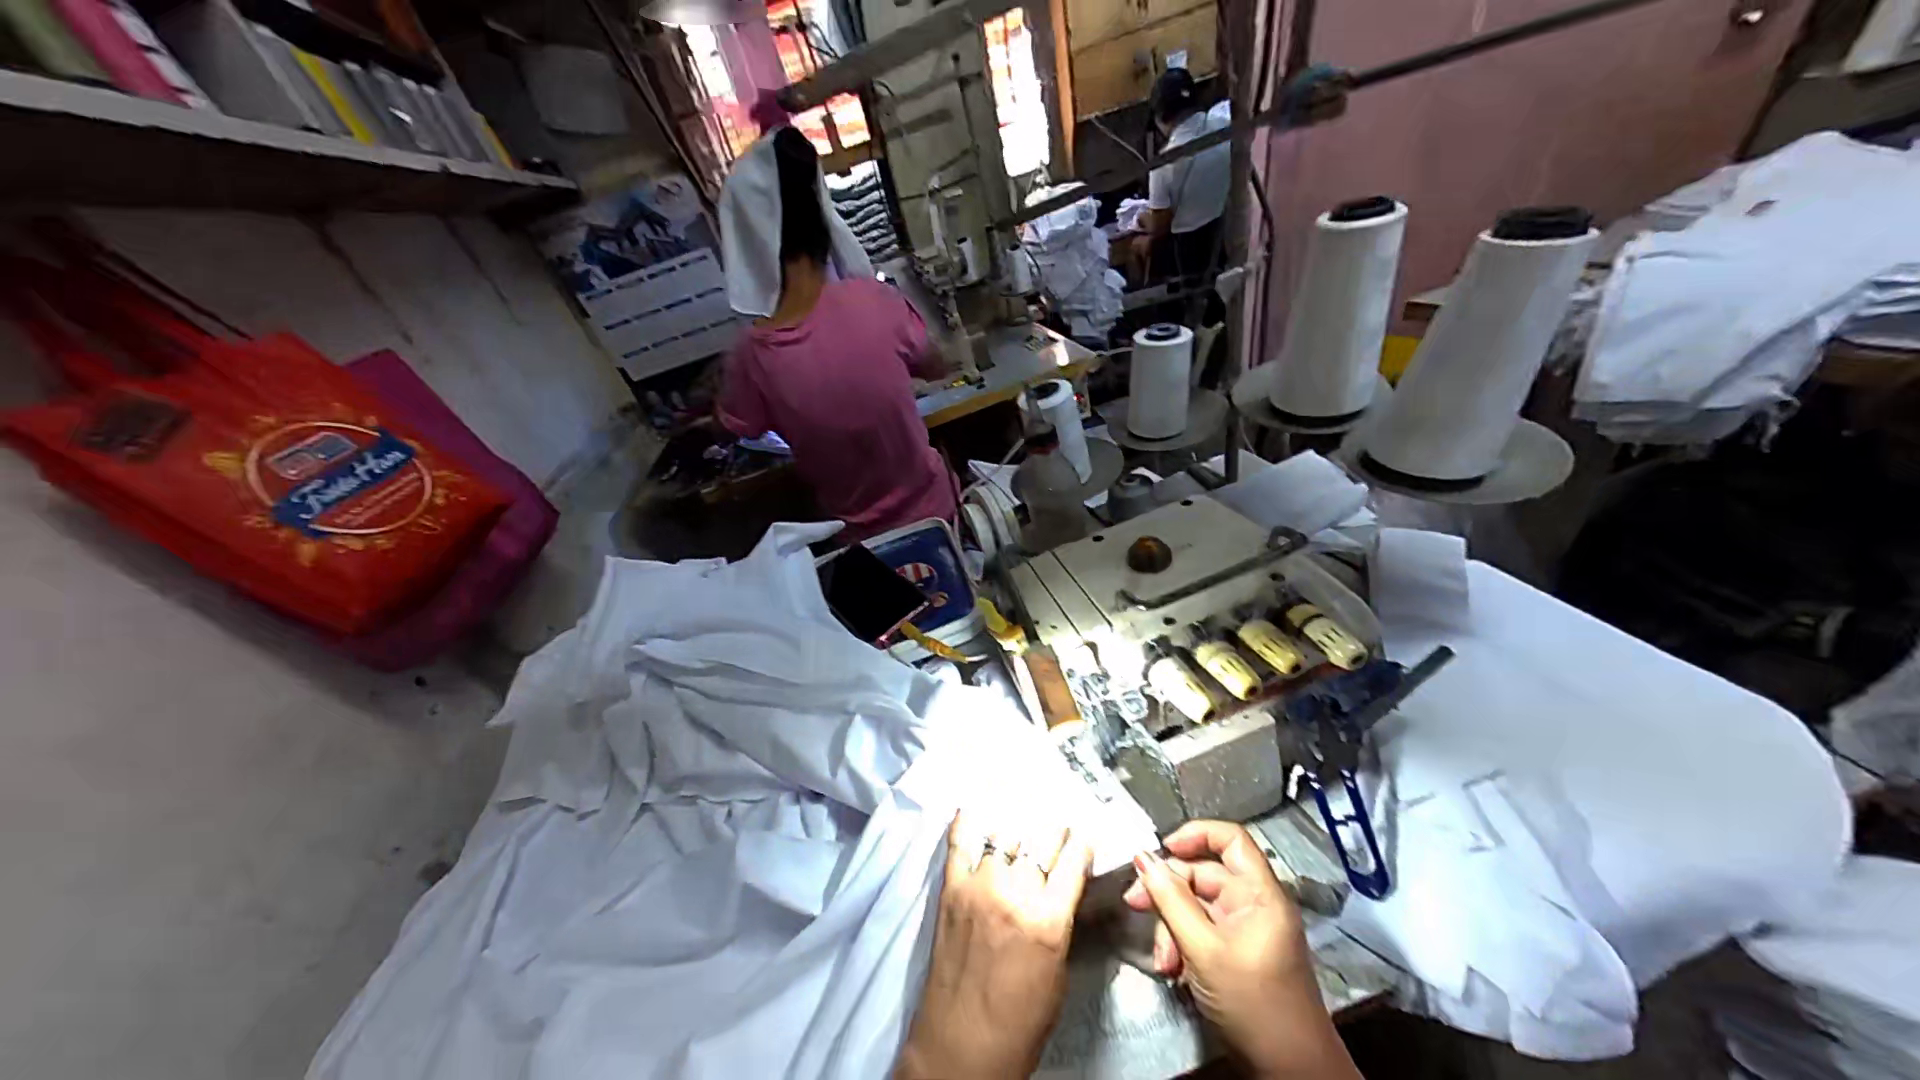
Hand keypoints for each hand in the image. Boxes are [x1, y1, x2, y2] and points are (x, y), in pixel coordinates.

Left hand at [896, 812, 1092, 1079]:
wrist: (961, 1046)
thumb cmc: (1020, 1022)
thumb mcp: (1058, 971)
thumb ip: (1060, 920)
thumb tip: (1063, 885)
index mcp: (1048, 921)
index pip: (1072, 861)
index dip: (1080, 843)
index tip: (1082, 834)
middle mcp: (1014, 894)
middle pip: (1040, 839)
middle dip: (1052, 828)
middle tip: (1056, 824)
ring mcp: (979, 886)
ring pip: (1003, 834)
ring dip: (1017, 823)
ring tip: (1023, 810)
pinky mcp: (951, 888)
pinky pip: (960, 842)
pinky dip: (968, 821)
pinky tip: (976, 806)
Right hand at [1123, 821, 1360, 1079]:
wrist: (1291, 1073)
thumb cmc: (1254, 1003)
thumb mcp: (1203, 949)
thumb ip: (1170, 900)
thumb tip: (1143, 858)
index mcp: (1260, 894)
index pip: (1231, 839)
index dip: (1195, 834)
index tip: (1162, 848)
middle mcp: (1254, 904)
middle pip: (1203, 875)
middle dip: (1168, 893)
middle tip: (1135, 905)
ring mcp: (1245, 930)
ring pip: (1196, 907)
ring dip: (1171, 927)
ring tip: (1163, 960)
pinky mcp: (1236, 954)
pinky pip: (1201, 933)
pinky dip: (1182, 945)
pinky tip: (1173, 969)